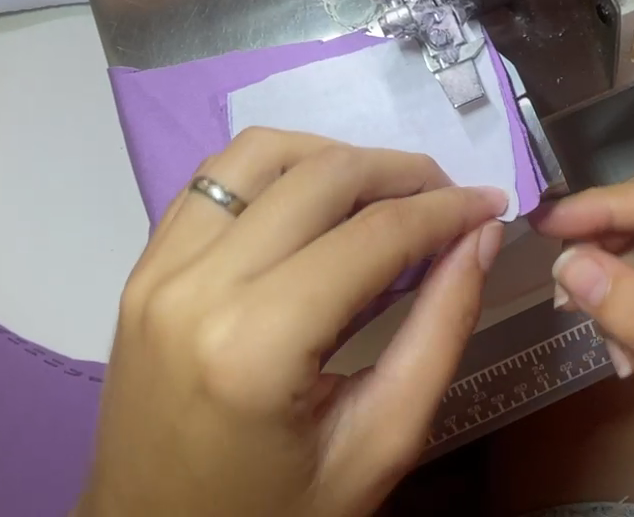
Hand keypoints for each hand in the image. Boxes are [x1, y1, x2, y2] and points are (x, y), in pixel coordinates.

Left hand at [79, 128, 506, 516]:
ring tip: (382, 193)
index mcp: (256, 346)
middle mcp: (197, 286)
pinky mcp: (143, 265)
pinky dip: (275, 168)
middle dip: (401, 172)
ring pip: (261, 153)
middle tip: (447, 198)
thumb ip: (440, 330)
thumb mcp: (379, 443)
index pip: (374, 236)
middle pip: (322, 177)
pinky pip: (215, 179)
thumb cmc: (275, 515)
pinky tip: (312, 200)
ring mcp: (159, 268)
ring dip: (334, 156)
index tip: (490, 202)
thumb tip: (480, 235)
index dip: (445, 210)